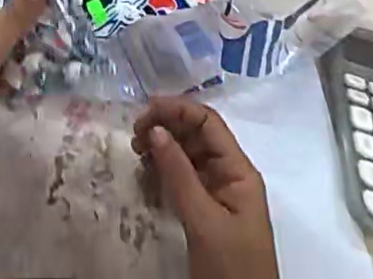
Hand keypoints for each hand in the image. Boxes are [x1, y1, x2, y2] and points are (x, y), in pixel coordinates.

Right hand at [134, 98, 277, 278]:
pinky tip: (145, 172)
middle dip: (164, 126)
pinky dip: (160, 166)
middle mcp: (228, 174)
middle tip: (134, 135)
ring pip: (185, 151)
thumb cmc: (230, 268)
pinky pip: (180, 173)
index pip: (208, 122)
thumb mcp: (203, 220)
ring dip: (159, 145)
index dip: (177, 109)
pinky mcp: (204, 206)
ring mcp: (216, 190)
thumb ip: (179, 172)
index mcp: (238, 171)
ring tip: (136, 152)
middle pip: (194, 133)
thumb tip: (154, 127)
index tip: (143, 112)